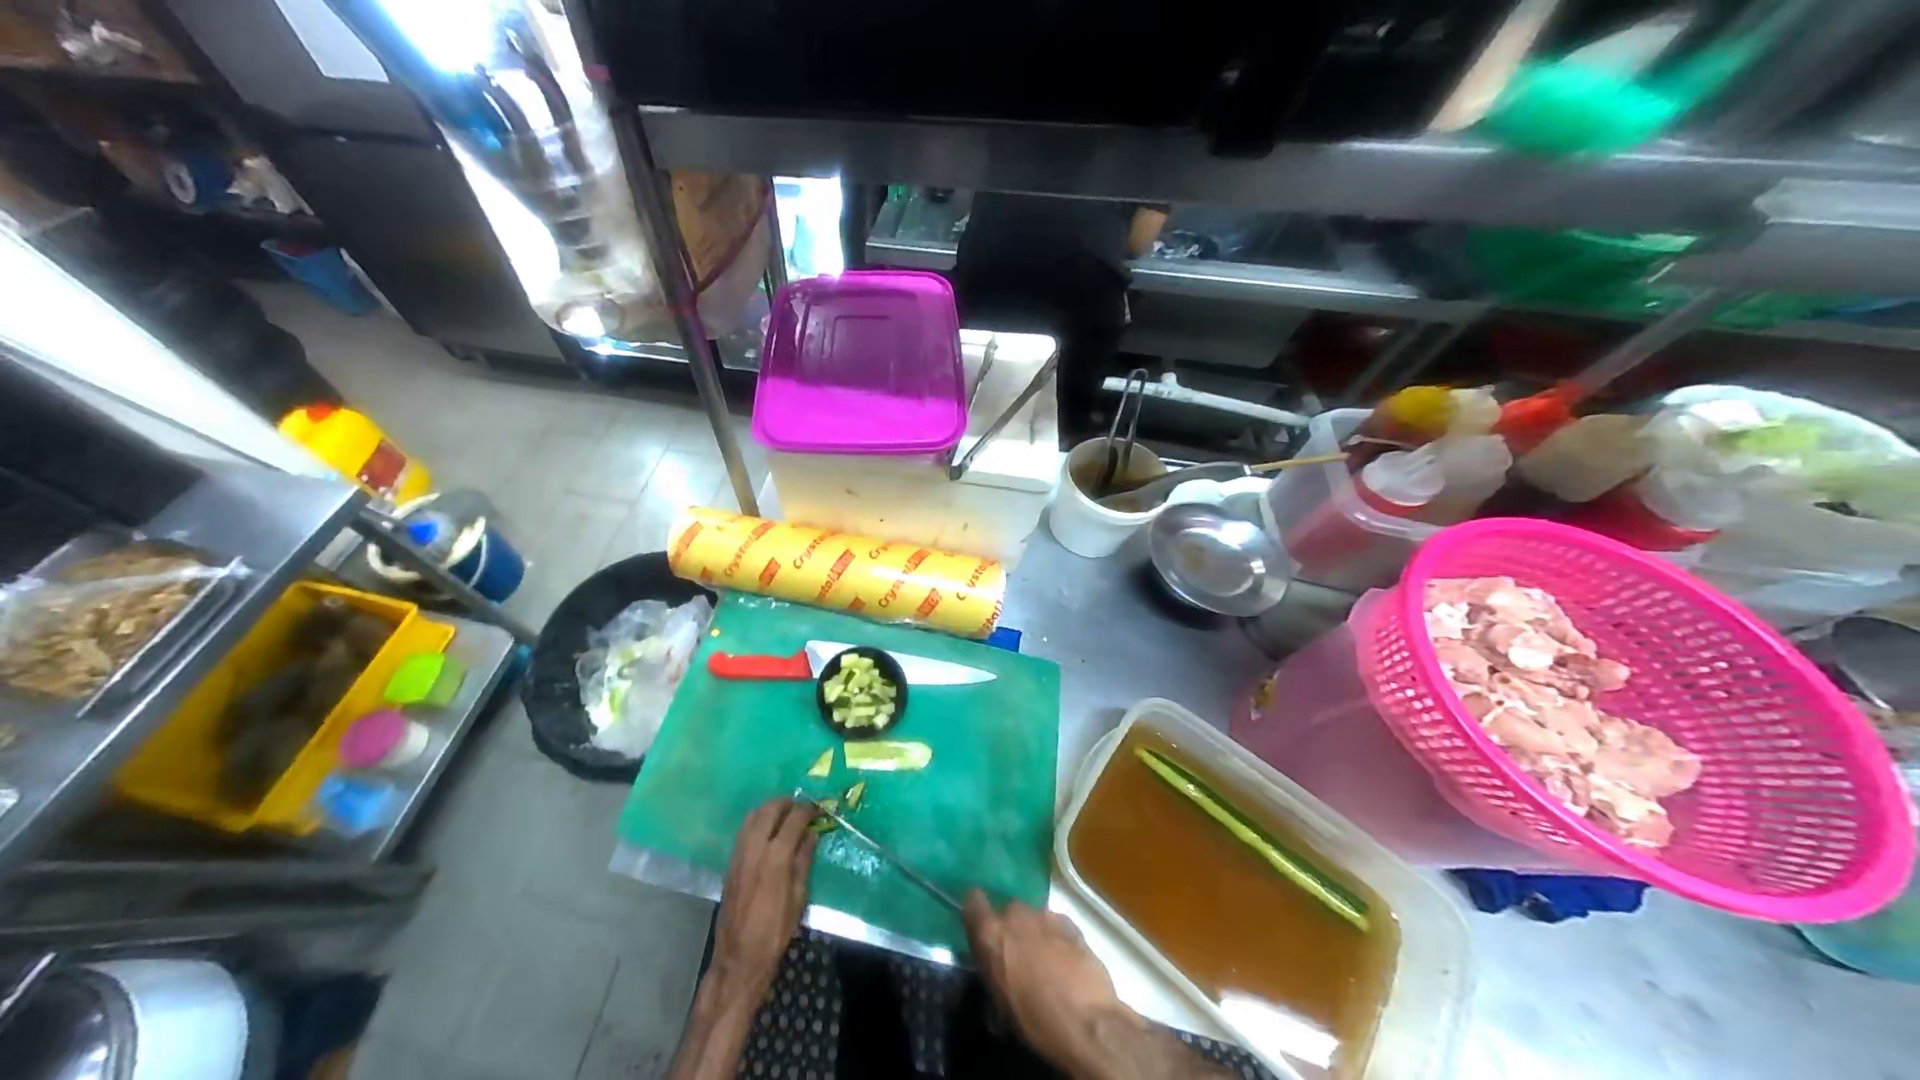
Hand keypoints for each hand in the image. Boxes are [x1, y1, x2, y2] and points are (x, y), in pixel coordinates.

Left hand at [711, 797, 817, 1000]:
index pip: (793, 819)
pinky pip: (744, 831)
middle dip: (787, 803)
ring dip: (769, 809)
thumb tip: (811, 835)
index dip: (808, 809)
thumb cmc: (776, 930)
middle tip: (801, 806)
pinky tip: (769, 831)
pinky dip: (757, 822)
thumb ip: (804, 861)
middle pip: (769, 810)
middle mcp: (754, 850)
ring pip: (752, 817)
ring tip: (785, 814)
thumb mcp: (799, 896)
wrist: (740, 955)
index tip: (819, 808)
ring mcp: (738, 855)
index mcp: (775, 858)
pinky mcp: (730, 863)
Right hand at [963, 889, 1138, 1075]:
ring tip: (1046, 962)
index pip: (973, 901)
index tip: (982, 929)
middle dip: (1011, 928)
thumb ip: (991, 971)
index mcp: (990, 934)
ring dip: (1035, 933)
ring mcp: (1045, 915)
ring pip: (1033, 917)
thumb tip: (993, 969)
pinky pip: (1056, 925)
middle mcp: (1014, 915)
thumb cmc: (1034, 1020)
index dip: (977, 912)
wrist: (1084, 1020)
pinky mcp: (1071, 922)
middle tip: (1018, 955)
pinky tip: (1066, 963)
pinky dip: (1057, 938)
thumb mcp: (999, 1003)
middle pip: (1007, 910)